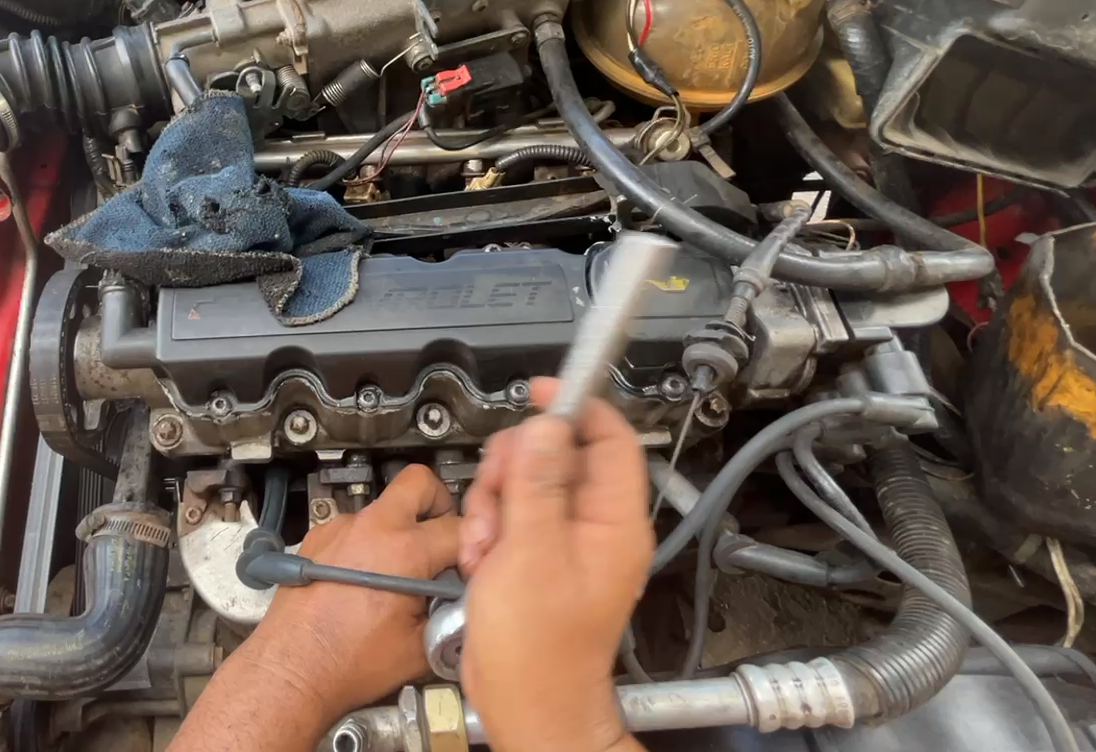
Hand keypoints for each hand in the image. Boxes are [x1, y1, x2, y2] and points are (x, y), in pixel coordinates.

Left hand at [170, 465, 459, 751]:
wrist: (293, 669)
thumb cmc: (345, 663)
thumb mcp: (420, 649)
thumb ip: (451, 616)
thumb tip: (464, 602)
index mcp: (402, 550)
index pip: (459, 527)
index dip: (473, 545)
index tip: (472, 559)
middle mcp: (370, 527)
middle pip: (419, 480)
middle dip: (438, 501)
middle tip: (443, 533)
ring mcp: (341, 527)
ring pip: (383, 505)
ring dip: (400, 528)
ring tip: (401, 569)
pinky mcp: (320, 536)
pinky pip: (355, 525)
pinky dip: (368, 542)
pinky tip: (367, 577)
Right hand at [458, 378, 653, 751]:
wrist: (523, 702)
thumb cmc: (539, 649)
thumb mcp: (531, 553)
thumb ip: (536, 483)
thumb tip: (544, 427)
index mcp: (611, 522)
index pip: (609, 438)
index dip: (575, 408)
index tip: (539, 393)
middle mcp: (592, 524)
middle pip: (553, 453)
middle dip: (513, 468)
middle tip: (498, 496)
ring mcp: (561, 537)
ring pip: (523, 478)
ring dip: (492, 501)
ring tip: (488, 542)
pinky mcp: (534, 549)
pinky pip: (506, 509)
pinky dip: (487, 525)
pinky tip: (483, 557)